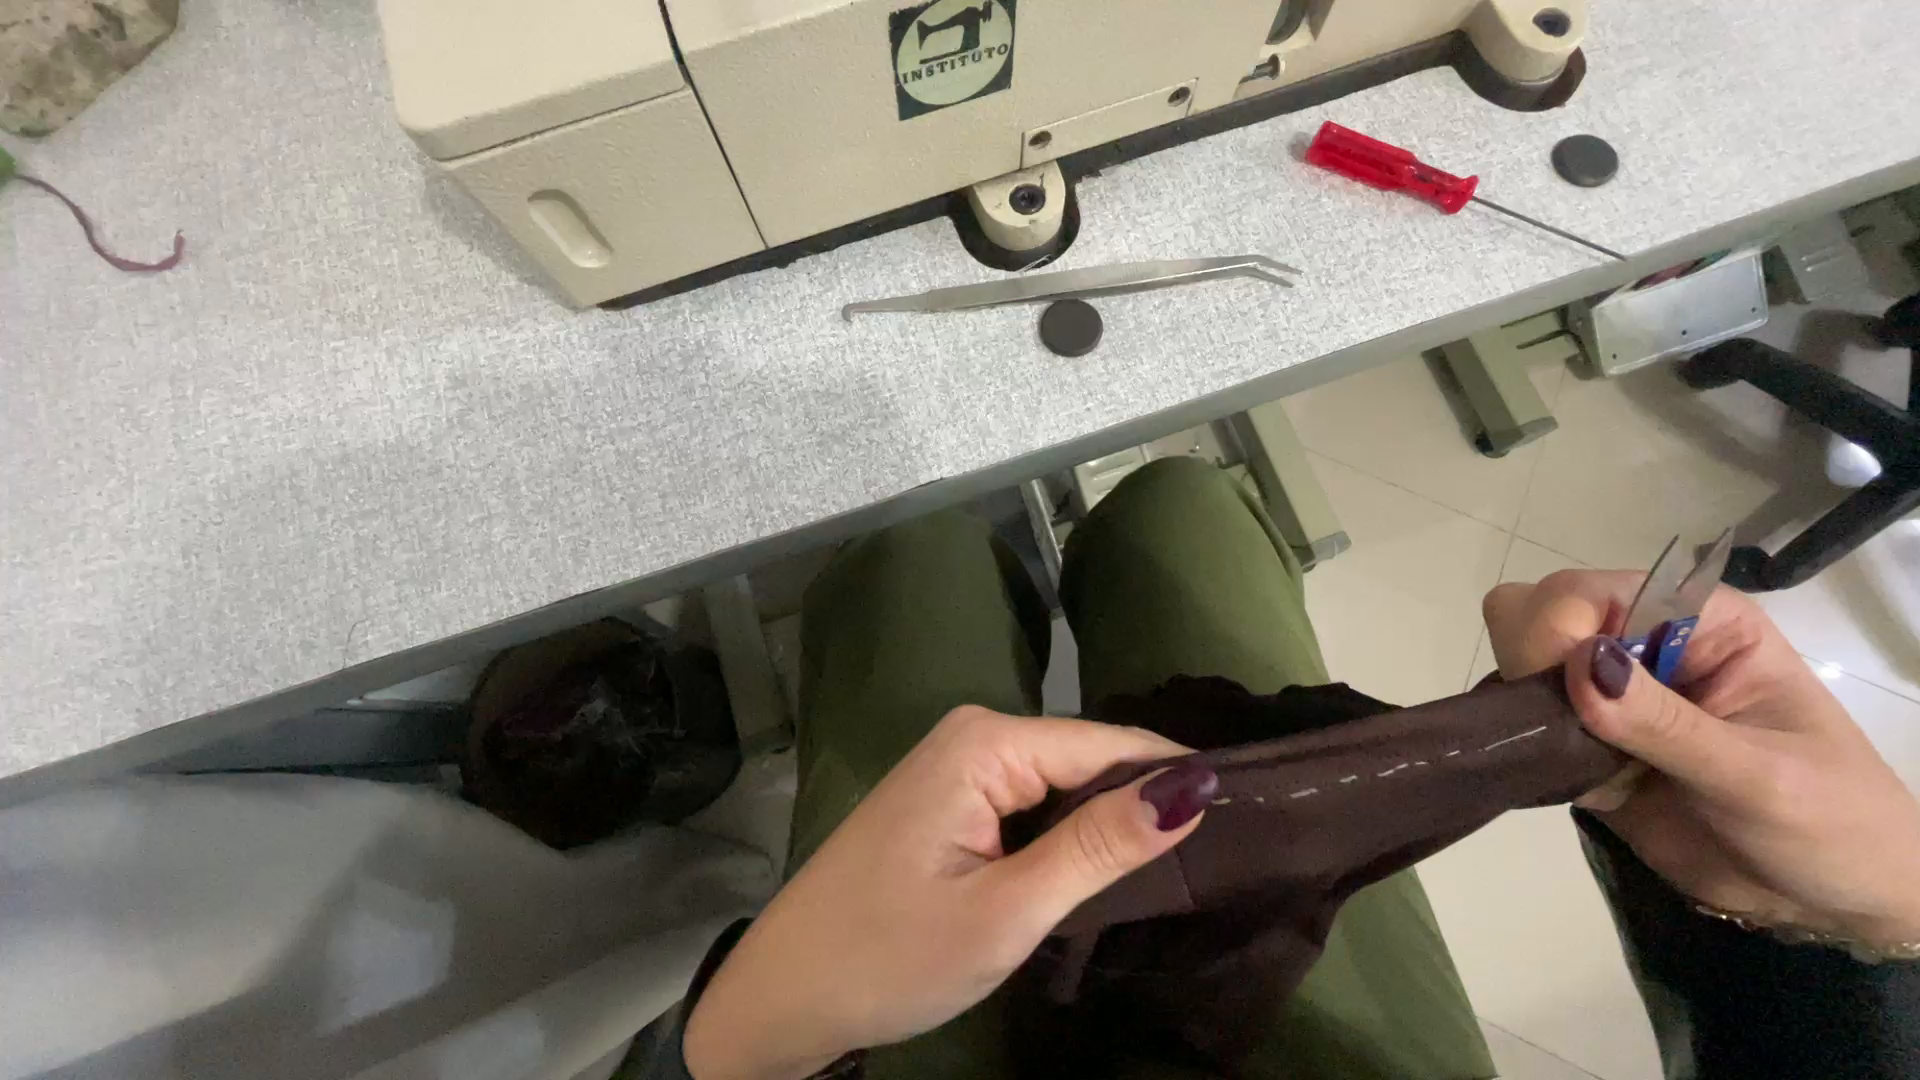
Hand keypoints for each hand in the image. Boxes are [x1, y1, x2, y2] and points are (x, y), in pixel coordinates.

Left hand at [681, 707, 1216, 1079]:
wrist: (789, 988)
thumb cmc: (892, 954)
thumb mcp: (1007, 909)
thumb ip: (1099, 845)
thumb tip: (1194, 788)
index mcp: (985, 743)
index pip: (1108, 745)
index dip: (1177, 777)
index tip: (1252, 811)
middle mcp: (975, 734)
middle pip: (1087, 758)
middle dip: (1145, 803)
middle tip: (1224, 853)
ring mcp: (960, 763)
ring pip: (1063, 781)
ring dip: (1109, 822)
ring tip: (1182, 862)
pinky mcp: (954, 796)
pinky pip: (1032, 799)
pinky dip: (1070, 832)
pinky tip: (1106, 863)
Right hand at [1483, 569, 1919, 947]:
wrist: (1818, 905)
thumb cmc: (1829, 827)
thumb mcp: (1762, 777)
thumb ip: (1666, 724)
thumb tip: (1580, 665)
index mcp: (1697, 623)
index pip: (1587, 590)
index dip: (1560, 624)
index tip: (1566, 680)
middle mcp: (1638, 643)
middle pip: (1532, 610)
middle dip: (1531, 660)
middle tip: (1567, 721)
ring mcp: (1597, 690)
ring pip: (1513, 658)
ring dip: (1525, 703)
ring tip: (1577, 754)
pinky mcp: (1571, 735)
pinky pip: (1516, 719)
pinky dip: (1522, 742)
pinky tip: (1566, 773)